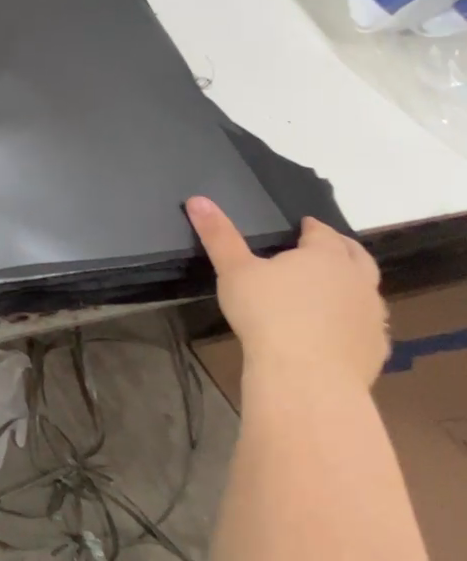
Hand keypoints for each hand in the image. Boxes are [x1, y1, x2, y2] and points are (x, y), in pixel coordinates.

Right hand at [187, 196, 388, 390]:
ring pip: (366, 289)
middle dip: (341, 247)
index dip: (312, 227)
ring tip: (328, 284)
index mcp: (325, 258)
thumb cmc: (266, 312)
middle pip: (356, 256)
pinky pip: (367, 320)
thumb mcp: (233, 269)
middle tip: (323, 245)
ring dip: (351, 281)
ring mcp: (372, 314)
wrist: (307, 373)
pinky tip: (335, 323)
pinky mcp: (375, 344)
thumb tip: (198, 200)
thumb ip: (218, 235)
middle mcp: (357, 281)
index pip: (323, 233)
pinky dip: (353, 314)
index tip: (302, 224)